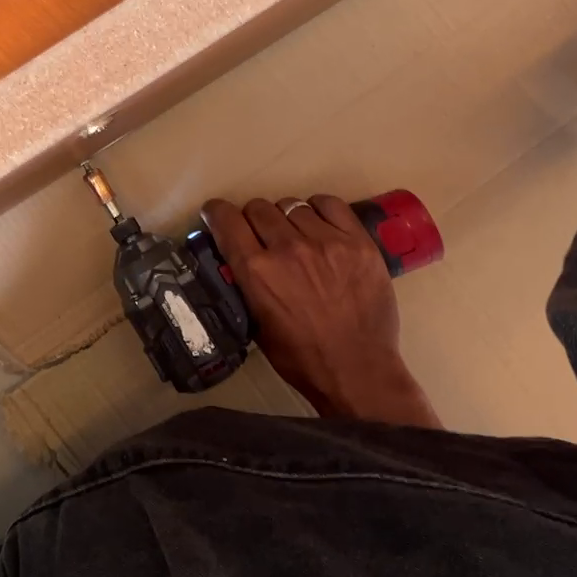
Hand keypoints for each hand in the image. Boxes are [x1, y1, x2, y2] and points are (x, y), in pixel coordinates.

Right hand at [201, 194, 440, 428]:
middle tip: (262, 237)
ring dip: (288, 219)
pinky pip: (330, 205)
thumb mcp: (255, 321)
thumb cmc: (300, 355)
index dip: (217, 213)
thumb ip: (244, 282)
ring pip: (292, 205)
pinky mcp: (359, 243)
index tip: (218, 216)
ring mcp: (327, 243)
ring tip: (297, 238)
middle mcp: (287, 249)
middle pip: (258, 207)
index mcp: (256, 271)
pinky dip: (319, 211)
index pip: (225, 218)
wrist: (358, 371)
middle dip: (253, 220)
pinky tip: (320, 227)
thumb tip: (236, 257)